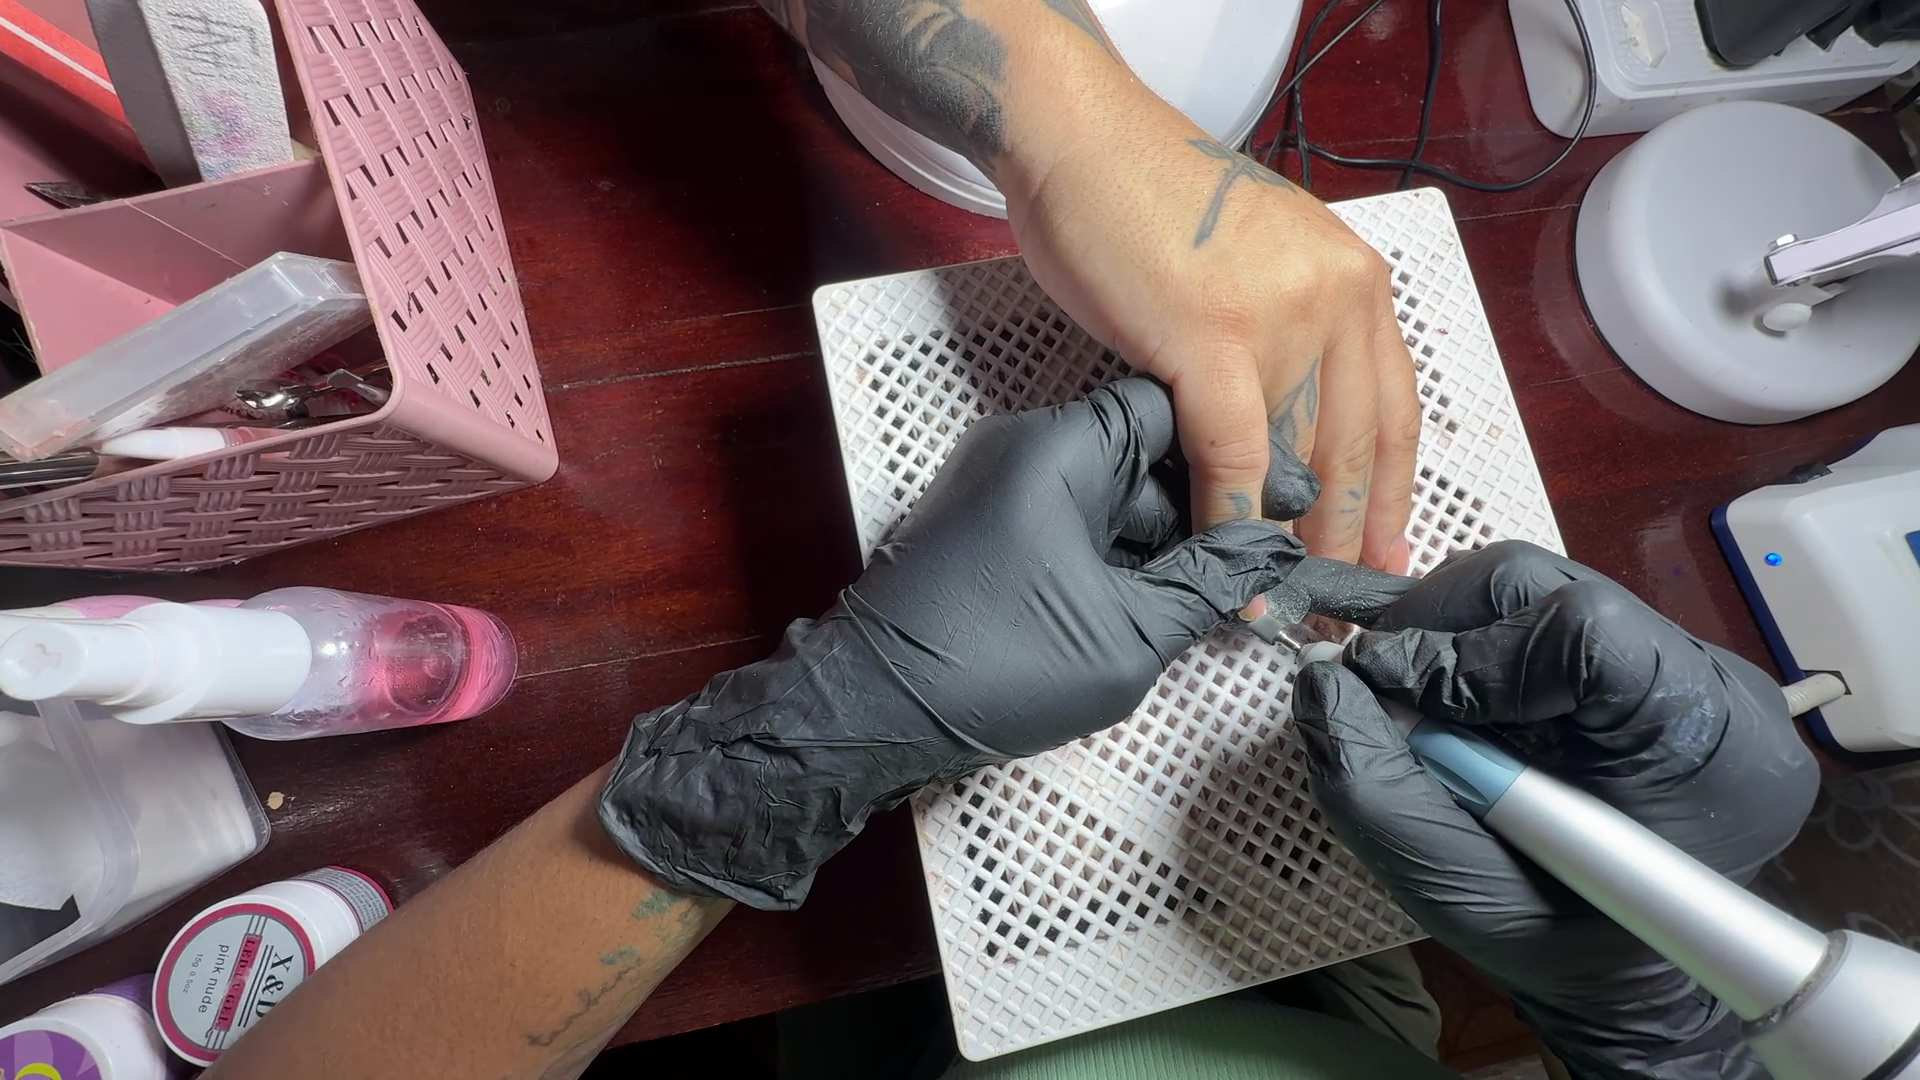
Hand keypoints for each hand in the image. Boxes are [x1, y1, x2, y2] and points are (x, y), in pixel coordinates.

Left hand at [600, 379, 1318, 909]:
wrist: (876, 706)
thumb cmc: (1000, 664)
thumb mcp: (1128, 634)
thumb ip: (1209, 584)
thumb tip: (1271, 552)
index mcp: (1059, 448)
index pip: (1169, 409)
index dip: (1233, 452)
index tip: (1285, 500)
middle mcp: (1025, 446)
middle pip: (1141, 453)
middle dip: (1202, 506)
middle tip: (1263, 557)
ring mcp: (1001, 483)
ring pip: (1107, 491)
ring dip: (1161, 536)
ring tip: (1223, 586)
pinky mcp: (989, 521)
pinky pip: (1071, 518)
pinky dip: (1116, 549)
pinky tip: (1160, 593)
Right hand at [1000, 85, 1418, 567]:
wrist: (1081, 143)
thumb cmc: (1146, 205)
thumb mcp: (1240, 275)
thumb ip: (1270, 349)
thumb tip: (1261, 438)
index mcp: (1351, 284)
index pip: (1390, 415)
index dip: (1390, 500)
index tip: (1381, 558)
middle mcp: (1336, 299)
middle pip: (1357, 449)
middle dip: (1349, 541)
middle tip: (1339, 607)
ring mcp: (1279, 317)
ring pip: (1301, 459)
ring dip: (1292, 542)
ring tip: (1284, 600)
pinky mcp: (1212, 337)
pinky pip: (1234, 451)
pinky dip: (1231, 514)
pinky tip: (1230, 560)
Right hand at [1290, 542, 1819, 1078]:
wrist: (1606, 951)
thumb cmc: (1548, 935)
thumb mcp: (1446, 879)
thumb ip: (1371, 781)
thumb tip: (1319, 679)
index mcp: (1701, 741)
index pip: (1579, 630)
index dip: (1464, 653)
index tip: (1392, 693)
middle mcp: (1696, 676)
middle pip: (1533, 583)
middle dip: (1428, 623)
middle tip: (1378, 679)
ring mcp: (1653, 653)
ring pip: (1512, 583)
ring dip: (1432, 628)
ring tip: (1406, 689)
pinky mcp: (1606, 648)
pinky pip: (1508, 604)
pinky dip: (1445, 632)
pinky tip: (1422, 675)